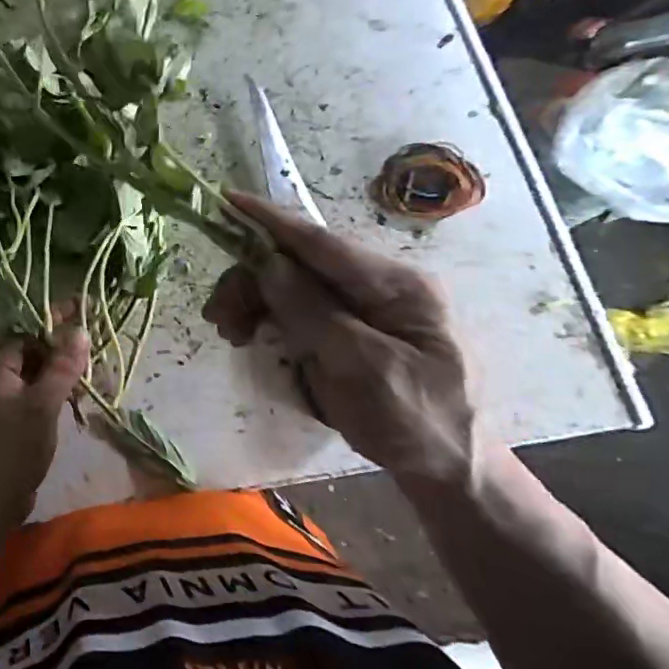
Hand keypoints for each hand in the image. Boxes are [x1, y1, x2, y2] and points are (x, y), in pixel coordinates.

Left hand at [0, 327, 90, 523]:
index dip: (53, 324)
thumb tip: (81, 330)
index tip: (85, 317)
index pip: (25, 332)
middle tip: (91, 352)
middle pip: (28, 351)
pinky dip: (52, 393)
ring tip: (90, 376)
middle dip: (59, 348)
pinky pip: (32, 395)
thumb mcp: (43, 405)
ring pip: (32, 374)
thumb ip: (62, 367)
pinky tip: (74, 400)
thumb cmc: (13, 449)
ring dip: (59, 372)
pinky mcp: (8, 421)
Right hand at [203, 191, 477, 485]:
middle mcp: (379, 286)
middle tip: (218, 317)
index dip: (272, 223)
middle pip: (301, 265)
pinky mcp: (350, 332)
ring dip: (256, 301)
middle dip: (253, 281)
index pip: (322, 243)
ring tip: (233, 334)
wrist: (450, 469)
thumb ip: (315, 314)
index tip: (229, 199)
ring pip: (294, 287)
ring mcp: (364, 309)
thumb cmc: (417, 421)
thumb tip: (268, 264)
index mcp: (396, 285)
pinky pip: (300, 312)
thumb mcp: (366, 369)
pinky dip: (270, 319)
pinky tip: (251, 337)